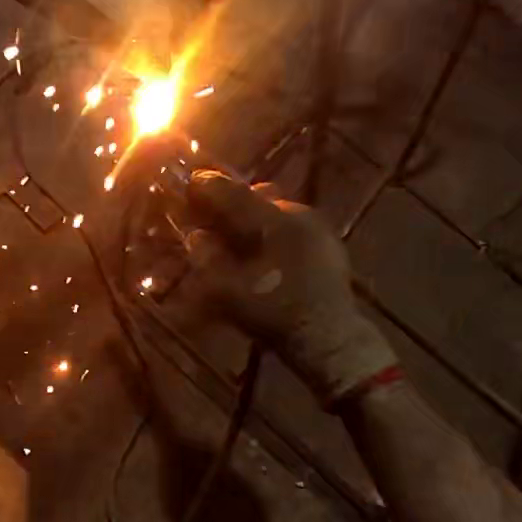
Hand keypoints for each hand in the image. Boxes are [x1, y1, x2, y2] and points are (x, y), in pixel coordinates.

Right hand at [183, 171, 396, 403]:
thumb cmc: (277, 312)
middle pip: (259, 198)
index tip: (191, 181)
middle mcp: (301, 214)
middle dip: (233, 204)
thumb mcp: (229, 290)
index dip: (209, 188)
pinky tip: (264, 255)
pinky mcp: (330, 250)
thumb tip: (196, 236)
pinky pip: (293, 231)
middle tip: (212, 214)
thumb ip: (208, 259)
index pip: (235, 194)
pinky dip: (272, 235)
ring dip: (253, 221)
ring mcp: (320, 231)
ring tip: (236, 236)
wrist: (331, 340)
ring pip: (277, 215)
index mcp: (277, 218)